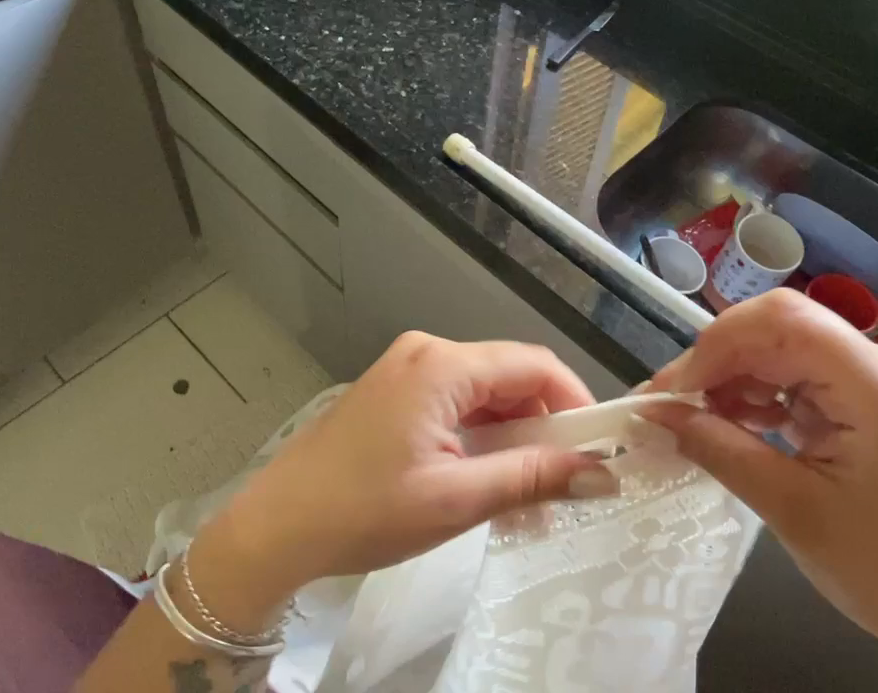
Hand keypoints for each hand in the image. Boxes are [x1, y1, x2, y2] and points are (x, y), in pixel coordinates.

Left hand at [186, 333, 611, 630]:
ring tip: (529, 485)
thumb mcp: (456, 500)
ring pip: (483, 388)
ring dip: (512, 430)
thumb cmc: (364, 511)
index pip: (534, 364)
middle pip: (509, 373)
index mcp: (442, 365)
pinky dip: (480, 432)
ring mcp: (406, 367)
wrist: (277, 526)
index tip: (597, 450)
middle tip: (565, 477)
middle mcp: (426, 351)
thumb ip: (532, 478)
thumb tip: (600, 472)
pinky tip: (487, 472)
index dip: (574, 402)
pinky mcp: (394, 389)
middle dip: (544, 421)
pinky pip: (455, 399)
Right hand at [639, 290, 877, 690]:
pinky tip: (732, 427)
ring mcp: (872, 381)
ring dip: (732, 381)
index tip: (672, 391)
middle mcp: (877, 364)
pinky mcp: (864, 402)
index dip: (717, 343)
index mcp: (874, 382)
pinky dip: (757, 398)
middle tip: (668, 407)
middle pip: (777, 330)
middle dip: (717, 362)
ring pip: (780, 351)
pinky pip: (797, 379)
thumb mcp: (792, 510)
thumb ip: (720, 449)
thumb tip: (656, 412)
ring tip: (693, 422)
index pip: (782, 319)